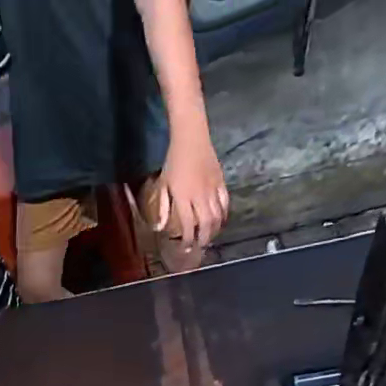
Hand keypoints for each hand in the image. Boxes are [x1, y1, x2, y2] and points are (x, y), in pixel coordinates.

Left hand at [153, 135, 229, 252]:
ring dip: (214, 230)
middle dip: (204, 239)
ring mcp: (212, 189)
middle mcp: (199, 196)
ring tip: (210, 236)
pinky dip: (224, 214)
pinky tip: (220, 221)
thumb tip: (159, 227)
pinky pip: (225, 203)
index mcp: (183, 197)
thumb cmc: (173, 161)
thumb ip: (163, 207)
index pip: (187, 225)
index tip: (185, 248)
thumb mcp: (163, 184)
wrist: (191, 137)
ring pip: (217, 216)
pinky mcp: (221, 181)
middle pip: (206, 224)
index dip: (187, 240)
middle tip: (200, 246)